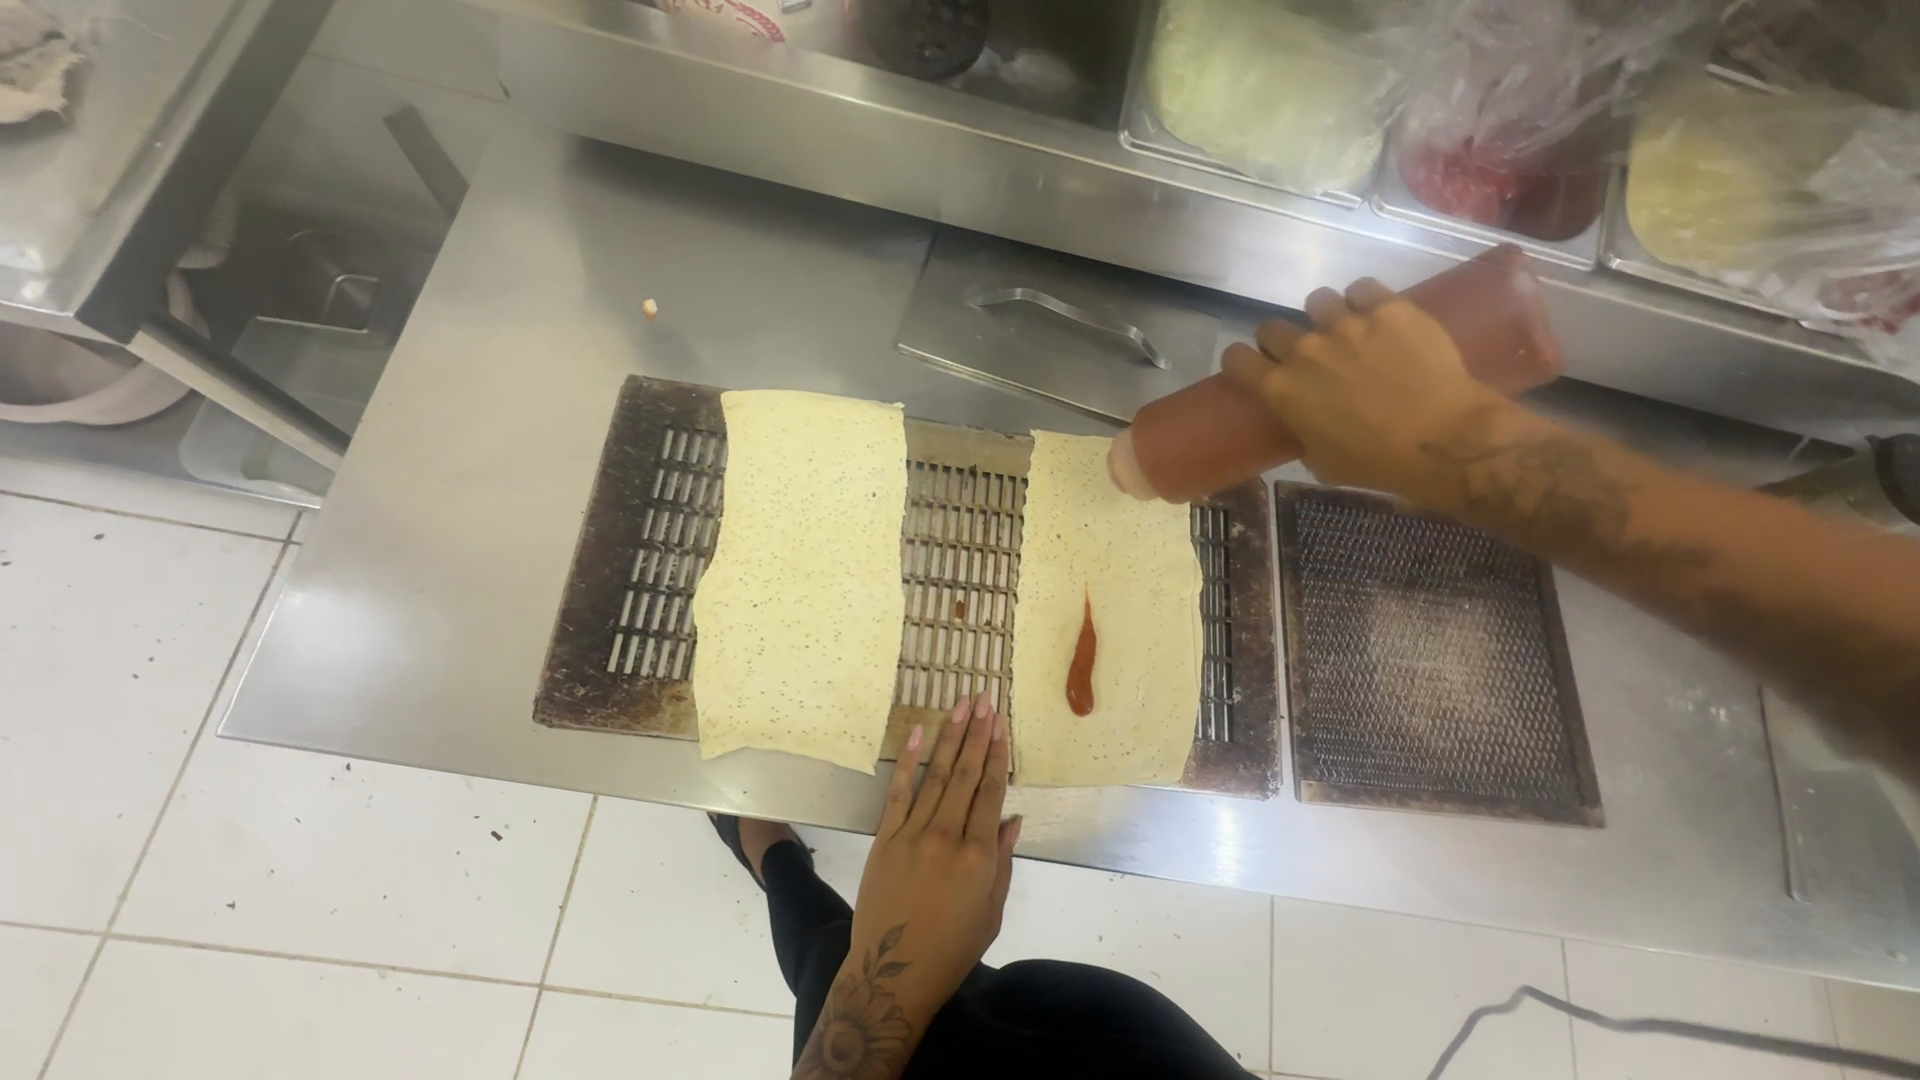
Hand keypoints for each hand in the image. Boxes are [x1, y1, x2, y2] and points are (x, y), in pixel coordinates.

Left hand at [851, 693, 1018, 1014]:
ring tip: (960, 706)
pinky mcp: (885, 838)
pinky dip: (908, 762)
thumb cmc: (951, 949)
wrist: (893, 974)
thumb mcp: (991, 912)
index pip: (991, 793)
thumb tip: (1013, 820)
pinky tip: (917, 734)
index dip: (997, 755)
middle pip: (965, 775)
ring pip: (936, 776)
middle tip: (984, 699)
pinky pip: (898, 793)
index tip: (1001, 724)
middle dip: (977, 733)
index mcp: (979, 857)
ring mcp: (913, 834)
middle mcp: (947, 837)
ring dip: (949, 738)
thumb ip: (1003, 863)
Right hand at [1221, 279, 1509, 502]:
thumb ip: (1302, 431)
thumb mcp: (1321, 460)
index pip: (1236, 358)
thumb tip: (1306, 421)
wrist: (1442, 438)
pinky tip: (1377, 315)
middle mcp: (1305, 350)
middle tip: (1306, 356)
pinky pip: (1363, 287)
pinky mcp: (1388, 308)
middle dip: (1282, 340)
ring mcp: (1347, 324)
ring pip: (1317, 300)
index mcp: (1280, 389)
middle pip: (1272, 327)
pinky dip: (1365, 299)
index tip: (1253, 367)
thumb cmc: (1376, 461)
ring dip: (1325, 316)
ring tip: (1347, 331)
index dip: (1241, 361)